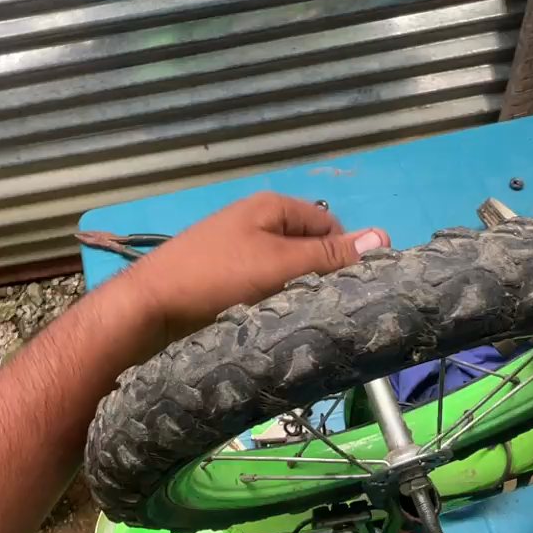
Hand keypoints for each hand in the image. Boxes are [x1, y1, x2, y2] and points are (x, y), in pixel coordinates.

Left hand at [106, 192, 387, 355]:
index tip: (351, 293)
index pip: (331, 226)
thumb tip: (385, 236)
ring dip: (296, 295)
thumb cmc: (216, 278)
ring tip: (300, 322)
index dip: (345, 256)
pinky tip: (274, 325)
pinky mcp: (225, 278)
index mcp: (273, 207)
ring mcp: (239, 250)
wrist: (148, 308)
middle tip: (326, 312)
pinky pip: (263, 287)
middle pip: (309, 249)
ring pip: (287, 272)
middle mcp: (257, 222)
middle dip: (320, 278)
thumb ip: (330, 256)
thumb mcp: (279, 264)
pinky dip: (272, 303)